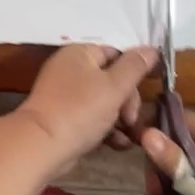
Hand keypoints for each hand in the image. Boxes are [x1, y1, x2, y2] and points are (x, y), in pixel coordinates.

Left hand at [15, 44, 156, 169]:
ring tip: (128, 136)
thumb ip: (135, 66)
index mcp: (79, 54)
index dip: (134, 72)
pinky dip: (105, 128)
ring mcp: (64, 95)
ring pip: (103, 101)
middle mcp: (70, 69)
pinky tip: (117, 144)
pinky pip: (91, 118)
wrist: (42, 145)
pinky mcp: (63, 118)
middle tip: (130, 120)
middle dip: (127, 100)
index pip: (116, 54)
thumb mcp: (114, 86)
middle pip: (111, 79)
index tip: (146, 91)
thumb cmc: (80, 110)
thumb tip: (152, 49)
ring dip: (120, 118)